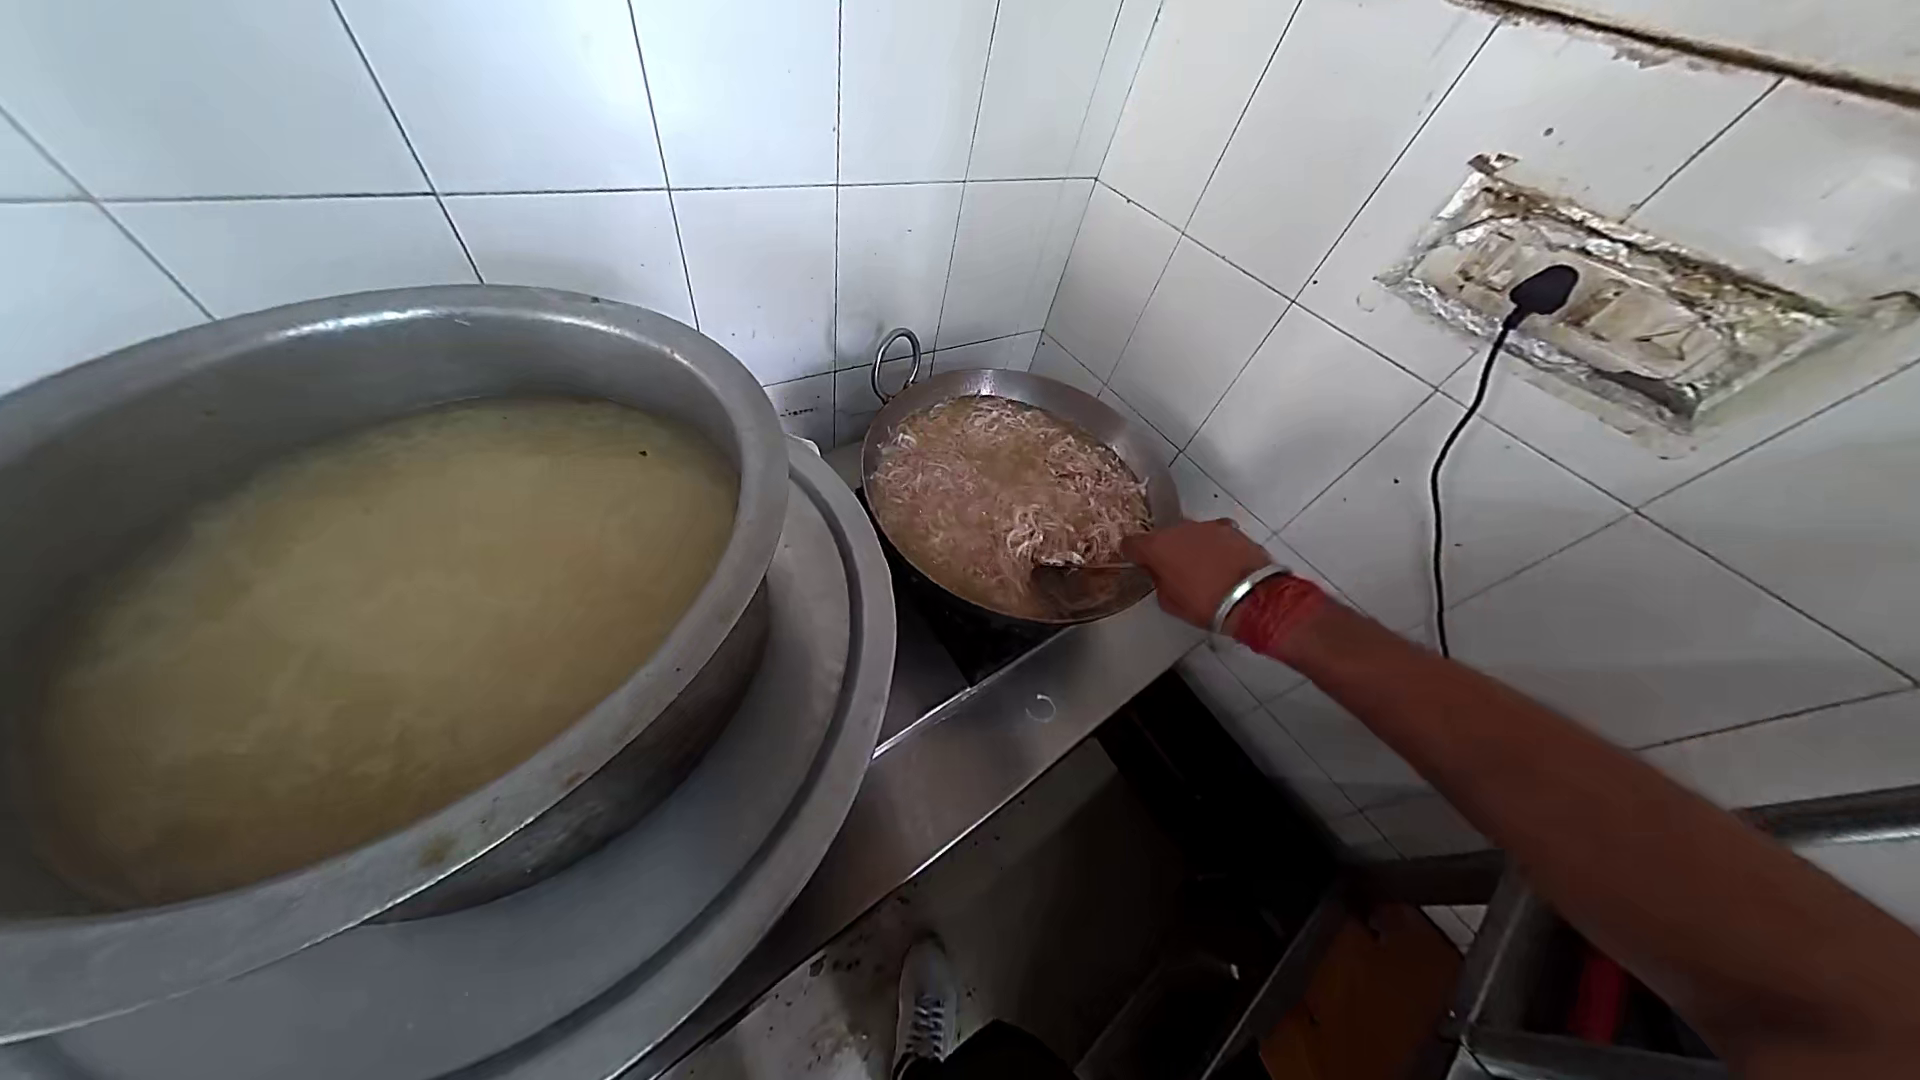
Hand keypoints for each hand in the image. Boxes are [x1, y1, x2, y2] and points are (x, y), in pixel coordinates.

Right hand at [1121, 518, 1271, 630]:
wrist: (1253, 598)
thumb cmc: (1205, 604)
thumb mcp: (1169, 602)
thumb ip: (1159, 581)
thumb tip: (1162, 573)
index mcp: (1156, 547)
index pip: (1131, 543)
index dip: (1132, 555)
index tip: (1138, 564)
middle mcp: (1178, 529)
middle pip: (1162, 536)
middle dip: (1164, 550)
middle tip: (1173, 570)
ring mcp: (1206, 526)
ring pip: (1188, 533)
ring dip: (1189, 546)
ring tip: (1201, 568)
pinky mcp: (1230, 529)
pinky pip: (1213, 535)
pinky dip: (1213, 546)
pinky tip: (1221, 563)